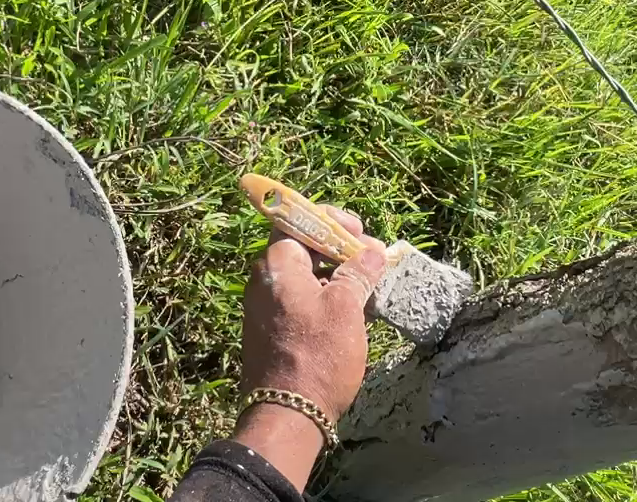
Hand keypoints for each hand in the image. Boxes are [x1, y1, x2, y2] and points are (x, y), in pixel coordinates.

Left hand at [234, 206, 386, 487]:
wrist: (286, 417)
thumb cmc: (318, 355)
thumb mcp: (347, 306)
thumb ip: (359, 271)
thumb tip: (373, 251)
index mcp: (277, 262)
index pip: (300, 219)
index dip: (332, 221)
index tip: (359, 232)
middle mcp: (263, 278)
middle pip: (303, 246)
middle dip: (339, 248)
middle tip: (369, 258)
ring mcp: (263, 305)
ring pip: (304, 274)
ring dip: (335, 273)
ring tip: (365, 285)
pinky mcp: (269, 328)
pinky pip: (298, 297)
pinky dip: (323, 295)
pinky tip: (348, 310)